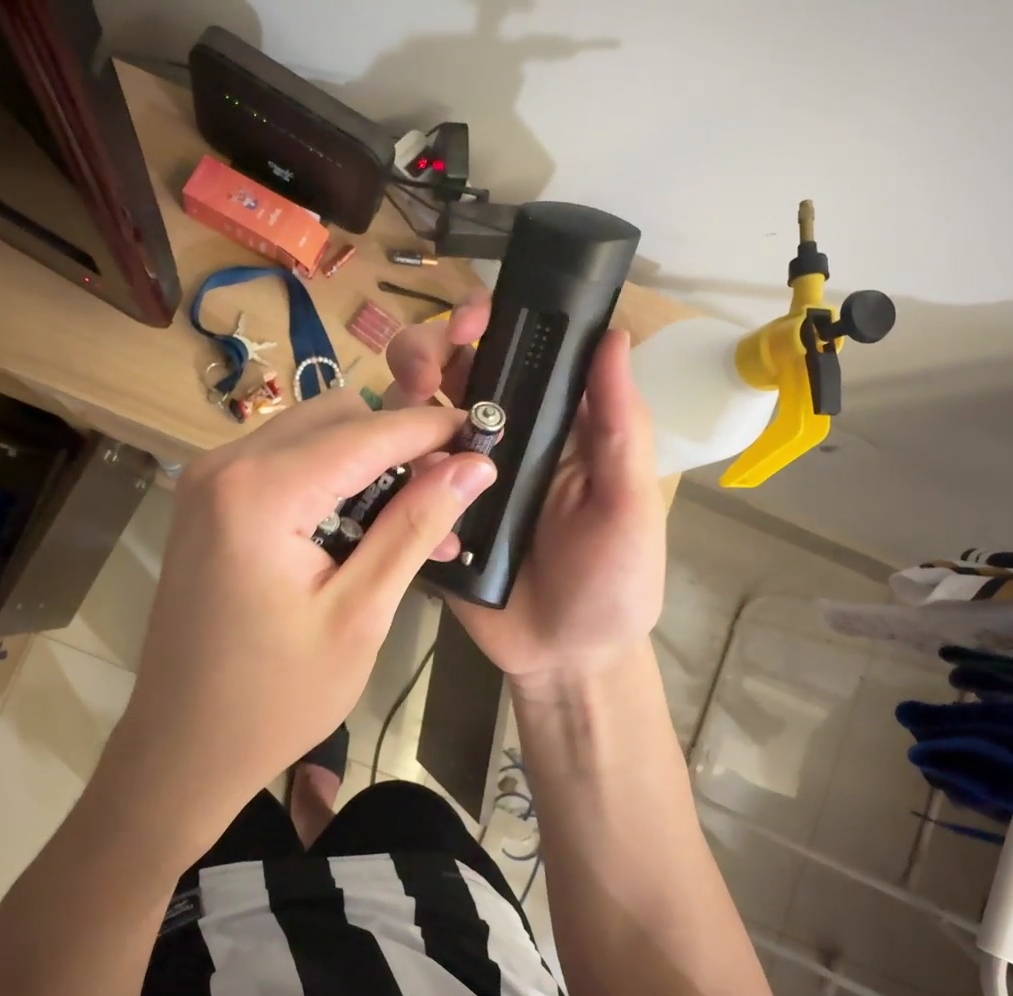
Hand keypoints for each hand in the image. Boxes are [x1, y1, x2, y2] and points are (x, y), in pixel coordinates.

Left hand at [103, 391, 497, 846]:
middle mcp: (223, 465)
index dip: (431, 429)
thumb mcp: (360, 614)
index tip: (487, 434)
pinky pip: (280, 465)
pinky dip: (327, 481)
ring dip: (365, 463)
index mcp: (259, 492)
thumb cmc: (276, 697)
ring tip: (416, 520)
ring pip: (307, 435)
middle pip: (333, 417)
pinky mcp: (205, 504)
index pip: (366, 432)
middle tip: (448, 491)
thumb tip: (473, 464)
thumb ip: (414, 526)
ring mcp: (205, 482)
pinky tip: (363, 527)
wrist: (183, 744)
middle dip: (396, 443)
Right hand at [386, 293, 667, 686]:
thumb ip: (620, 426)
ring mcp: (451, 476)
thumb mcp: (627, 503)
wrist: (562, 659)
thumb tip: (614, 336)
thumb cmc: (612, 581)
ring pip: (405, 416)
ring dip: (396, 409)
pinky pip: (388, 480)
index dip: (484, 320)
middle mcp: (494, 437)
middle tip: (424, 380)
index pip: (512, 348)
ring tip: (409, 443)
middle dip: (423, 352)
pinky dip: (385, 478)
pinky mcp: (421, 515)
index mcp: (547, 421)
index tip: (469, 325)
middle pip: (445, 368)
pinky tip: (404, 503)